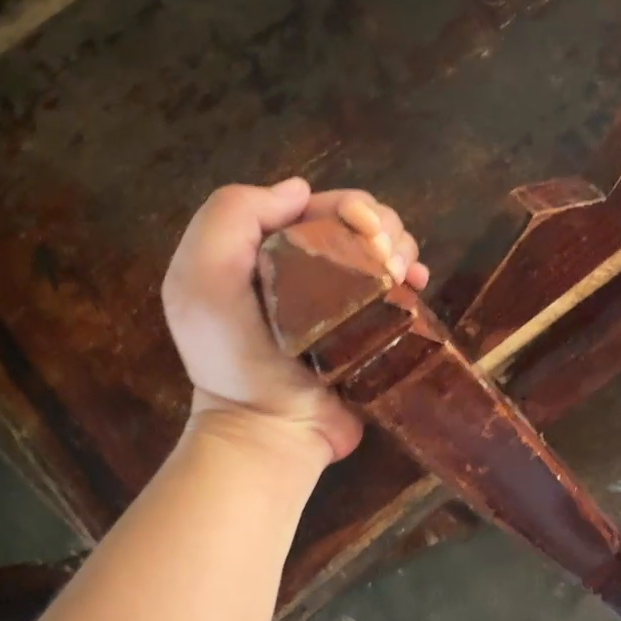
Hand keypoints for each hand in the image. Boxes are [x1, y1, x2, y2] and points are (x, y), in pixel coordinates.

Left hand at [162, 177, 428, 462]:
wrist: (271, 430)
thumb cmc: (233, 357)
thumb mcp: (203, 279)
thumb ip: (233, 218)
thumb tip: (300, 190)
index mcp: (268, 250)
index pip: (316, 206)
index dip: (347, 206)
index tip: (365, 229)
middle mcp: (307, 268)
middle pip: (358, 224)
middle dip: (382, 228)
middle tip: (388, 259)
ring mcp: (345, 299)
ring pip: (385, 250)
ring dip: (402, 249)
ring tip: (403, 275)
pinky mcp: (373, 328)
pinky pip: (400, 290)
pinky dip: (414, 276)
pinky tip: (417, 284)